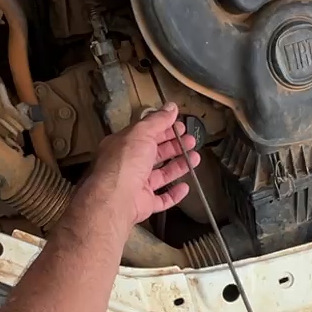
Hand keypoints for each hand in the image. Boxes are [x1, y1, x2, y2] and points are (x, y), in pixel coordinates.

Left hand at [83, 104, 197, 225]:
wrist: (116, 198)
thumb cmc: (124, 163)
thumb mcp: (141, 133)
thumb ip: (157, 120)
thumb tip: (170, 107)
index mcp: (124, 146)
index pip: (146, 134)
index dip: (164, 129)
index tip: (180, 126)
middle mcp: (129, 165)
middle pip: (155, 154)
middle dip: (174, 146)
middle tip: (191, 141)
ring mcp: (136, 185)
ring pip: (160, 175)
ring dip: (178, 167)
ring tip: (195, 159)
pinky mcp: (144, 203)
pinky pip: (162, 199)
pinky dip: (174, 194)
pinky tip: (185, 187)